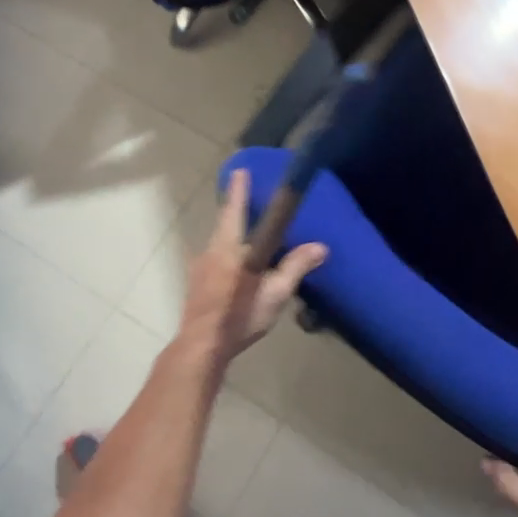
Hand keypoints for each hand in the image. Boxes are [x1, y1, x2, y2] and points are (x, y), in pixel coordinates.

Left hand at [179, 169, 326, 364]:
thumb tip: (321, 247)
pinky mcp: (197, 284)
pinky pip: (214, 258)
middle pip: (224, 223)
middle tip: (244, 195)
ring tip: (245, 232)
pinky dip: (225, 252)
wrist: (201, 346)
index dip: (239, 190)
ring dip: (230, 233)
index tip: (240, 170)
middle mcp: (210, 251)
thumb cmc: (239, 315)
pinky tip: (235, 266)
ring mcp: (199, 267)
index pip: (235, 210)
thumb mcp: (274, 293)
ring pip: (217, 242)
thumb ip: (295, 267)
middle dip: (234, 209)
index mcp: (228, 248)